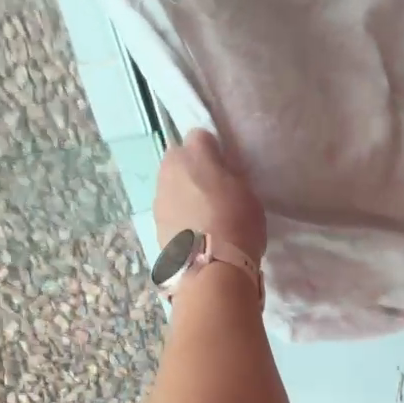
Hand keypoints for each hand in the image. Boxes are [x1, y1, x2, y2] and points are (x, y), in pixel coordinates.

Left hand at [153, 129, 266, 260]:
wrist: (212, 266)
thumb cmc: (237, 224)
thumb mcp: (248, 194)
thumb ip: (231, 177)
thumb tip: (222, 173)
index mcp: (194, 154)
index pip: (202, 137)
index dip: (215, 151)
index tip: (226, 169)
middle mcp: (169, 168)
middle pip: (180, 160)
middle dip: (194, 171)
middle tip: (214, 193)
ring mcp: (159, 195)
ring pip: (172, 186)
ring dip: (185, 195)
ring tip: (205, 219)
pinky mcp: (155, 222)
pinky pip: (170, 211)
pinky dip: (180, 217)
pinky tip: (196, 235)